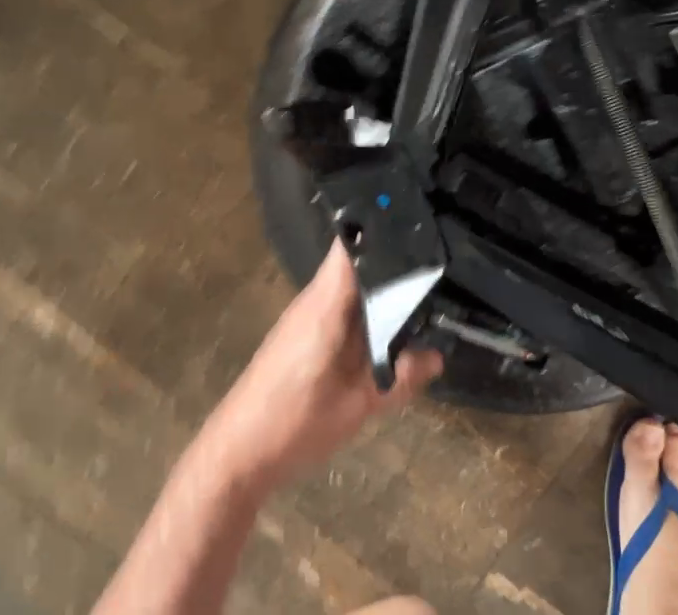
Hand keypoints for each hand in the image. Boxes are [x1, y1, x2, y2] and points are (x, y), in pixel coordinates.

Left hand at [200, 243, 442, 489]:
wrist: (237, 456)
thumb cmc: (295, 424)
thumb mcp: (359, 405)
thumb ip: (402, 378)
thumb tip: (438, 355)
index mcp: (325, 304)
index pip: (350, 244)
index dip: (381, 224)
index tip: (419, 221)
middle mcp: (313, 301)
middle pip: (356, 262)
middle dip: (393, 260)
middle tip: (439, 261)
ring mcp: (305, 318)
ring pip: (349, 288)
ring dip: (380, 290)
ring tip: (426, 291)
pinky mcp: (301, 337)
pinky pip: (340, 310)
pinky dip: (366, 313)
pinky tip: (390, 329)